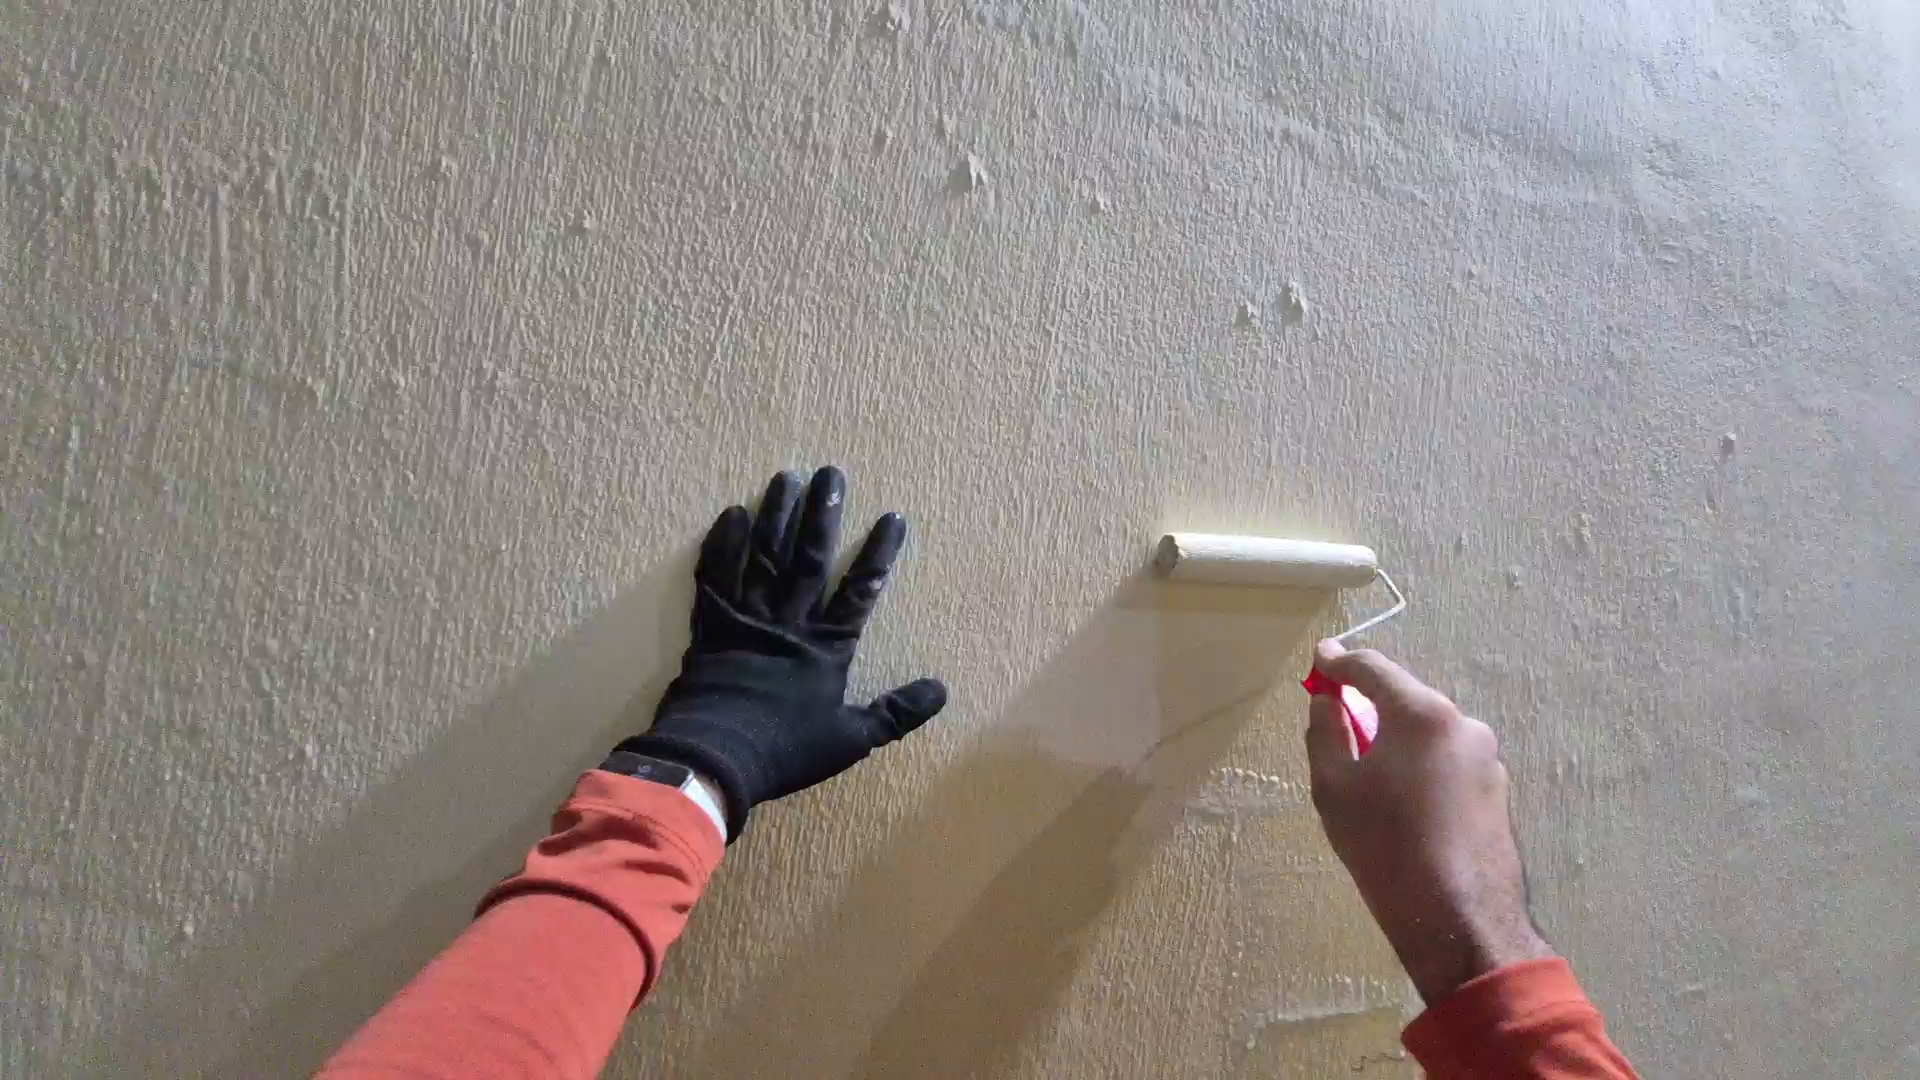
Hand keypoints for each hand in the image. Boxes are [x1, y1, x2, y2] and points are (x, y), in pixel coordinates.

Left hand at [617, 467, 946, 841]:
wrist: (714, 760)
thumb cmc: (786, 749)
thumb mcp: (852, 738)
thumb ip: (897, 712)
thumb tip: (942, 690)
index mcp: (826, 645)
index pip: (859, 589)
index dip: (878, 553)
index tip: (893, 517)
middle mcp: (789, 621)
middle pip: (809, 558)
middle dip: (823, 515)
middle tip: (830, 473)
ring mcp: (748, 619)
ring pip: (765, 557)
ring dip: (776, 516)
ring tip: (786, 477)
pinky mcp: (712, 625)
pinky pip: (716, 577)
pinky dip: (722, 545)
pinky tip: (732, 513)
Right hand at [1302, 639, 1551, 1002]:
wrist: (1459, 921)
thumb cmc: (1384, 844)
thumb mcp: (1332, 783)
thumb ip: (1325, 729)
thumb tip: (1327, 701)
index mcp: (1422, 714)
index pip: (1372, 668)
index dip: (1339, 662)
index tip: (1318, 659)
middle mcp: (1462, 724)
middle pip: (1403, 695)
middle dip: (1367, 699)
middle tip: (1333, 714)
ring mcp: (1486, 757)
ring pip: (1425, 727)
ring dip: (1393, 731)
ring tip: (1365, 765)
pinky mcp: (1496, 788)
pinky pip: (1444, 755)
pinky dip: (1417, 757)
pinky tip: (1400, 793)